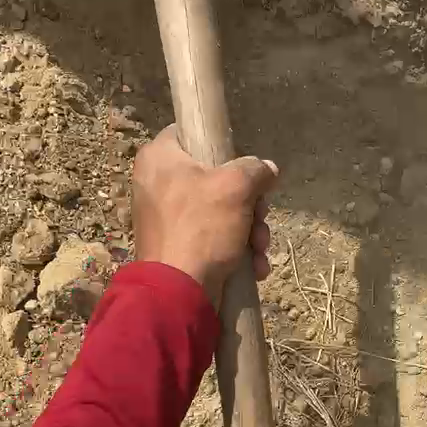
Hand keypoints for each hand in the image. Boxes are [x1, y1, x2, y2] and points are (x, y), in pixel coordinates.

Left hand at [132, 125, 279, 306]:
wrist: (178, 293)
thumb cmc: (201, 229)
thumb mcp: (236, 189)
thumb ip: (255, 171)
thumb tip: (268, 169)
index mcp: (160, 157)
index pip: (194, 134)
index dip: (226, 149)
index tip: (246, 171)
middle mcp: (158, 183)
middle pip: (217, 180)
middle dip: (250, 206)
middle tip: (261, 219)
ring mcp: (167, 218)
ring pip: (221, 213)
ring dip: (250, 233)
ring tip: (260, 253)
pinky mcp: (177, 246)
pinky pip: (212, 238)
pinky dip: (235, 252)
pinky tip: (253, 268)